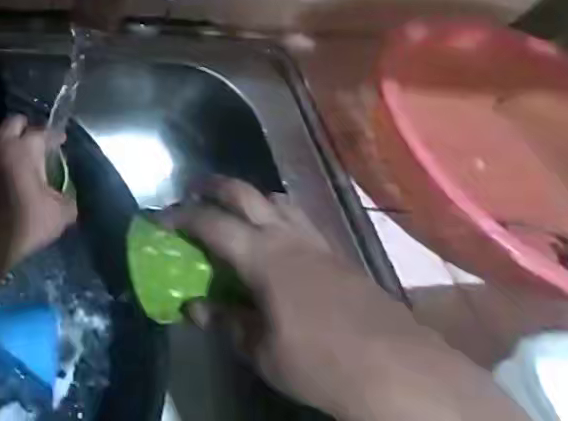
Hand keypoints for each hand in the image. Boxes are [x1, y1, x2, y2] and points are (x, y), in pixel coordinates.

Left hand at [0, 114, 77, 273]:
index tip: (61, 138)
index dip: (54, 135)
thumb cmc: (24, 221)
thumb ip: (67, 201)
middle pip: (13, 122)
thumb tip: (67, 198)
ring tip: (12, 144)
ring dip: (3, 133)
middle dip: (26, 126)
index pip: (42, 132)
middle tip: (35, 138)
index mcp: (24, 148)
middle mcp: (1, 143)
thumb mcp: (58, 215)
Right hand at [157, 178, 526, 420]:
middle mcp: (285, 236)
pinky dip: (278, 218)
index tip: (154, 219)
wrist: (413, 380)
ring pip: (276, 199)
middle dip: (211, 187)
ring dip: (249, 197)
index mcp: (259, 253)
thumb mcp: (266, 354)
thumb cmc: (328, 364)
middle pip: (242, 192)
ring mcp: (317, 244)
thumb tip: (194, 307)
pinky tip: (278, 244)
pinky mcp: (342, 259)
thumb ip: (227, 323)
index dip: (175, 216)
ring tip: (235, 212)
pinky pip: (300, 220)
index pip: (206, 221)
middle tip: (191, 193)